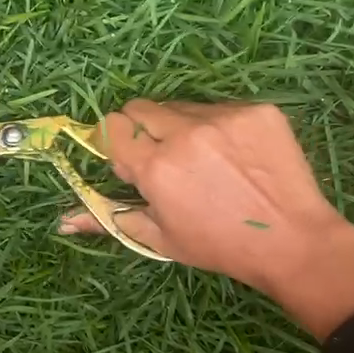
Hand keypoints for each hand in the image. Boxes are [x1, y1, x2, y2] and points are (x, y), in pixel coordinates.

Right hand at [63, 99, 353, 339]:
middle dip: (141, 130)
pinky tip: (233, 156)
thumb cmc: (216, 246)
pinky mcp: (257, 110)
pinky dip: (216, 127)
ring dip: (179, 128)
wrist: (291, 240)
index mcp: (155, 168)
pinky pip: (218, 108)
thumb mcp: (157, 237)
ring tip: (204, 161)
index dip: (115, 145)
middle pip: (140, 108)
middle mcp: (185, 134)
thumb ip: (106, 219)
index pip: (112, 128)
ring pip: (180, 107)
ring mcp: (224, 118)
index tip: (129, 163)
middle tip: (162, 159)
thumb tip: (62, 222)